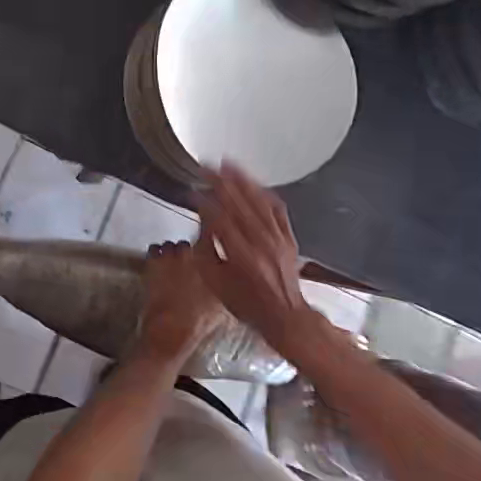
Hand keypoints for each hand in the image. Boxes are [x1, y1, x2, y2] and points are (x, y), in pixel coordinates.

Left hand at [134, 241, 227, 363]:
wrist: (171, 329)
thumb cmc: (197, 321)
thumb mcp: (223, 306)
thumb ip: (227, 287)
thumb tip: (231, 282)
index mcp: (213, 262)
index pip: (209, 244)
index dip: (203, 251)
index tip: (201, 258)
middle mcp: (194, 254)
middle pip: (188, 245)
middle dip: (184, 255)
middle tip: (183, 269)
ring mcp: (174, 255)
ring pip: (170, 245)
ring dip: (168, 255)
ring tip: (168, 270)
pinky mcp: (154, 260)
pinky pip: (154, 249)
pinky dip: (154, 257)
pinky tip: (156, 269)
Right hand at [195, 165, 313, 347]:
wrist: (285, 315)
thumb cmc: (248, 304)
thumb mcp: (216, 283)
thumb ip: (206, 251)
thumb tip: (202, 223)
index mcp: (241, 256)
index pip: (219, 219)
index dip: (204, 203)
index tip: (192, 192)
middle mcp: (262, 243)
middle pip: (239, 204)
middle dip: (221, 182)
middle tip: (206, 167)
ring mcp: (278, 238)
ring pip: (259, 201)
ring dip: (242, 180)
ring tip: (227, 165)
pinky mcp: (288, 237)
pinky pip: (277, 209)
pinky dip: (264, 193)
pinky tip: (254, 183)